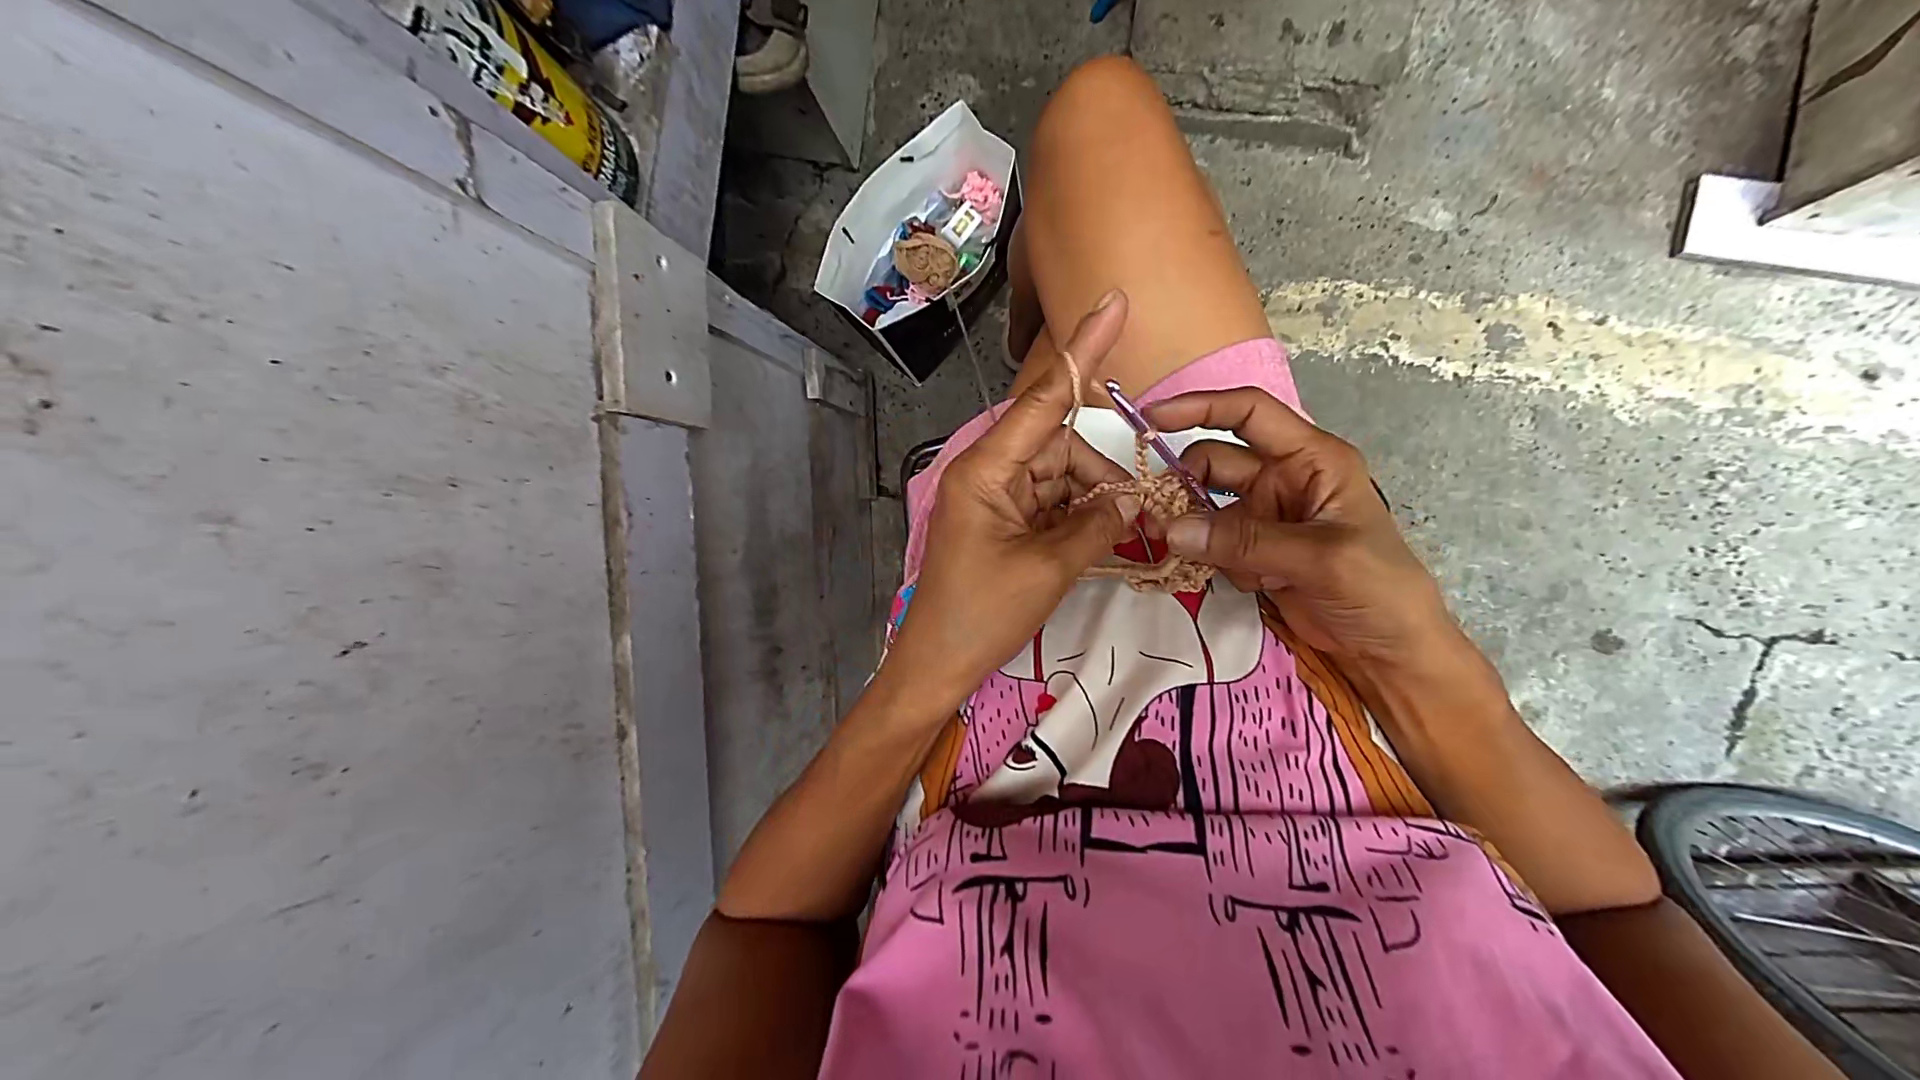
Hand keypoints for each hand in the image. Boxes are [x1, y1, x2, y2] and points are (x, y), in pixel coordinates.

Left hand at [885, 293, 1140, 705]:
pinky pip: (1050, 501)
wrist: (939, 662)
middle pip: (1060, 445)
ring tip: (1118, 534)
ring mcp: (994, 496)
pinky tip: (1099, 537)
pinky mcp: (1001, 520)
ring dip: (1093, 499)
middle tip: (1138, 509)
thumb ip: (1096, 524)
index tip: (1113, 304)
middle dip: (1102, 473)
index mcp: (987, 470)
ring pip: (1060, 475)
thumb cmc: (982, 616)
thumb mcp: (1049, 570)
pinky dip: (1077, 514)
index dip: (1082, 351)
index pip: (1043, 400)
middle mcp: (988, 472)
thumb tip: (1132, 499)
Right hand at [1146, 387, 1459, 672]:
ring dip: (1188, 526)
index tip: (1151, 419)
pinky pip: (1210, 542)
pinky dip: (1206, 557)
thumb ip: (1244, 541)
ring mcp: (1264, 515)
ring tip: (1180, 554)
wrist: (1388, 650)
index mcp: (1311, 459)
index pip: (1250, 413)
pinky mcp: (1251, 550)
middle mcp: (1283, 479)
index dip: (1200, 407)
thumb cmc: (1380, 590)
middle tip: (1154, 519)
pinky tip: (1243, 583)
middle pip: (1213, 461)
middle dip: (1181, 485)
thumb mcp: (1320, 558)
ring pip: (1204, 504)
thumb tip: (1173, 530)